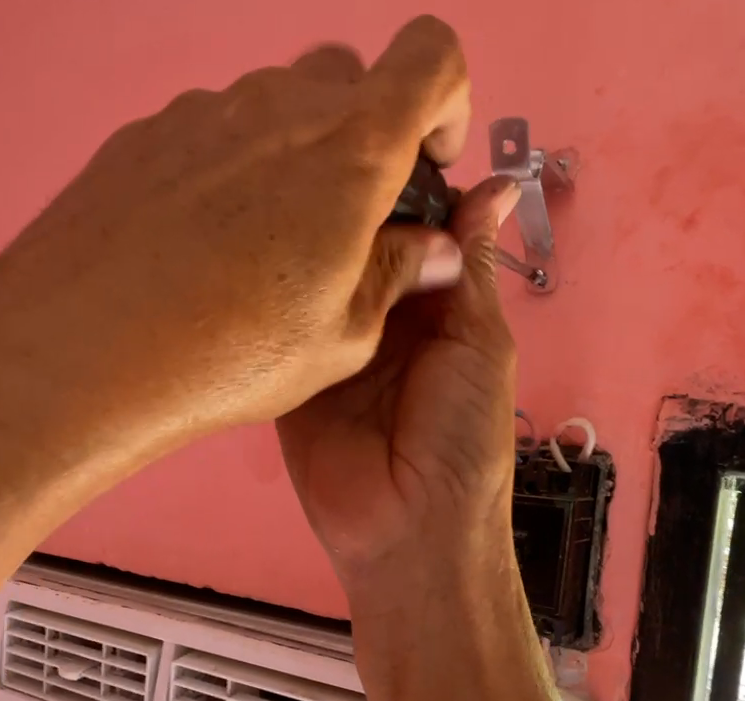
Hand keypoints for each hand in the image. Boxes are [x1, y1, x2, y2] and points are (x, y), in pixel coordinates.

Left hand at [0, 17, 474, 462]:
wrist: (82, 349)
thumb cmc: (230, 353)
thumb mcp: (343, 337)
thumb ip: (399, 274)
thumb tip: (434, 249)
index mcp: (350, 150)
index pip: (430, 57)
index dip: (448, 101)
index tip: (429, 164)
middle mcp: (279, 107)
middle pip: (349, 81)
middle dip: (369, 139)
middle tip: (350, 223)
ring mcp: (205, 112)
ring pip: (278, 109)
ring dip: (297, 160)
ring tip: (267, 251)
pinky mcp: (147, 134)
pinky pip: (215, 135)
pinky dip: (234, 172)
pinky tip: (205, 248)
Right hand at [277, 178, 524, 599]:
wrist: (407, 528)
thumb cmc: (461, 437)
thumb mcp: (480, 346)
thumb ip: (470, 270)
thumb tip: (496, 186)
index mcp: (436, 309)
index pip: (417, 231)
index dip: (403, 186)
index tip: (379, 128)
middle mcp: (383, 319)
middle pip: (364, 246)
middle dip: (349, 204)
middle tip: (315, 136)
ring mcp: (331, 344)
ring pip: (319, 276)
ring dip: (307, 237)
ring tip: (278, 171)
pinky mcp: (289, 372)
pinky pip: (281, 321)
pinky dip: (271, 286)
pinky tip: (247, 233)